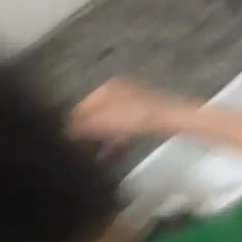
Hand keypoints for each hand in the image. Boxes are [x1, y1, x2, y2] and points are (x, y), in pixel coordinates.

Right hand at [69, 78, 200, 141]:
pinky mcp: (146, 115)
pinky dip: (116, 139)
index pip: (82, 106)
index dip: (74, 123)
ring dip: (102, 138)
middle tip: (78, 148)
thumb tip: (67, 131)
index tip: (67, 139)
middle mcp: (120, 91)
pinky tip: (109, 152)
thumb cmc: (138, 116)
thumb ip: (85, 126)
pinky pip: (125, 127)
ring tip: (91, 153)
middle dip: (89, 132)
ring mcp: (135, 102)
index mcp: (107, 87)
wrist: (174, 118)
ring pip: (112, 122)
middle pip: (97, 114)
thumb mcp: (106, 121)